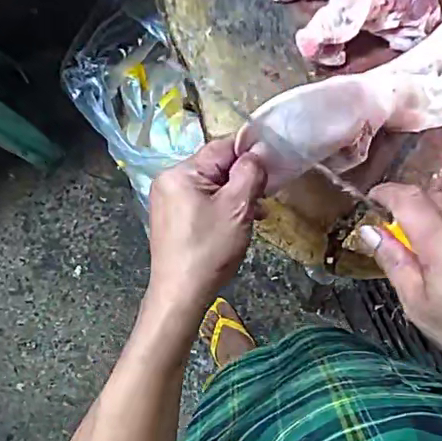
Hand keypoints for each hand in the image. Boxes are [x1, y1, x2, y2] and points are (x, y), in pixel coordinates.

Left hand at [144, 138, 266, 316]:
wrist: (180, 293)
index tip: (273, 166)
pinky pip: (201, 202)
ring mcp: (167, 200)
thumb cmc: (209, 250)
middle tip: (264, 197)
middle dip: (243, 179)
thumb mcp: (237, 207)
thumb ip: (250, 173)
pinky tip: (238, 222)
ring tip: (256, 213)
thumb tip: (256, 154)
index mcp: (180, 172)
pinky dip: (221, 208)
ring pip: (210, 186)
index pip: (222, 147)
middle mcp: (169, 180)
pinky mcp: (171, 218)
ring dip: (235, 195)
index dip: (250, 153)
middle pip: (215, 166)